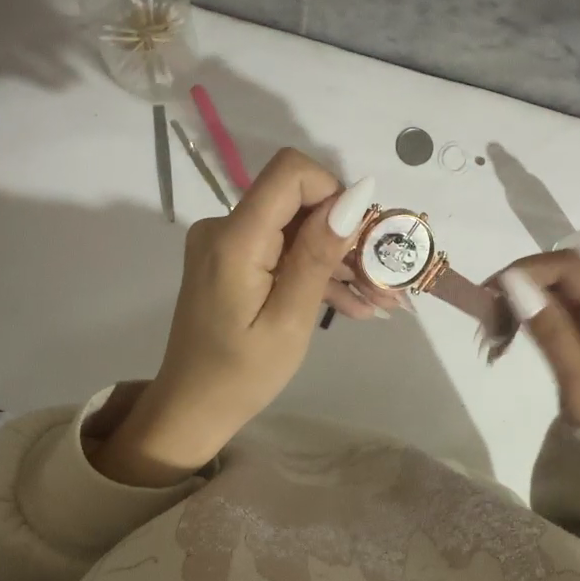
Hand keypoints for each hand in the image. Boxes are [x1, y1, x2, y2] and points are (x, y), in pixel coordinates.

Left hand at [94, 149, 373, 486]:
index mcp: (235, 239)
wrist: (193, 407)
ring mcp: (226, 245)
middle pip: (297, 203)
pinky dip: (314, 274)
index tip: (361, 238)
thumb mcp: (290, 320)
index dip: (334, 194)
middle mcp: (224, 228)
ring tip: (380, 301)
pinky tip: (353, 306)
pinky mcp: (232, 263)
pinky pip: (281, 252)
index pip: (290, 173)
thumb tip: (355, 197)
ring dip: (338, 262)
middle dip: (346, 236)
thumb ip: (318, 255)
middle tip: (386, 281)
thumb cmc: (241, 374)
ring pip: (295, 230)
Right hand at [496, 252, 579, 425]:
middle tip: (485, 325)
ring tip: (493, 338)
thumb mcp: (579, 381)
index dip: (525, 272)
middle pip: (561, 273)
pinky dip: (531, 316)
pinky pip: (560, 306)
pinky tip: (509, 338)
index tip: (487, 297)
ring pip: (556, 288)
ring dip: (520, 305)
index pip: (569, 266)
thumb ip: (550, 330)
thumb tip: (514, 286)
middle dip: (518, 290)